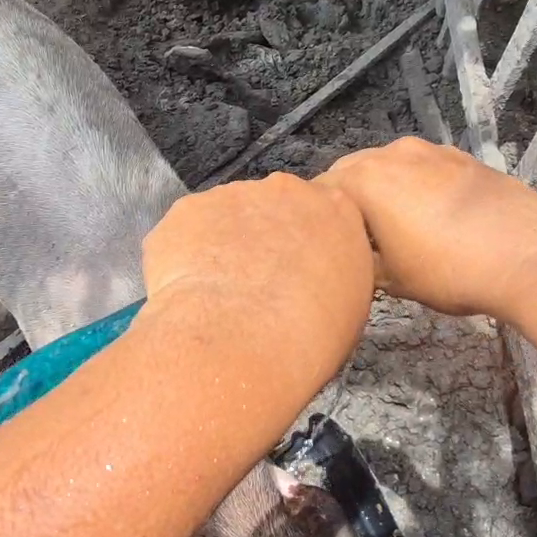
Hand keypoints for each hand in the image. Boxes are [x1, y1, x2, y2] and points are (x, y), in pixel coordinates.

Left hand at [141, 172, 374, 387]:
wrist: (240, 343)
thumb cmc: (304, 338)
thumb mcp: (349, 308)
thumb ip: (333, 275)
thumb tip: (315, 283)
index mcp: (338, 213)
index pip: (331, 203)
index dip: (312, 235)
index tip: (300, 262)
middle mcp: (287, 193)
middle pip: (275, 205)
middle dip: (266, 238)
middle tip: (259, 285)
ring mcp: (235, 196)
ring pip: (228, 216)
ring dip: (225, 248)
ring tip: (223, 297)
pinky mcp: (189, 209)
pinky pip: (188, 229)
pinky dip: (187, 256)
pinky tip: (194, 292)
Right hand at [318, 138, 536, 321]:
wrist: (528, 257)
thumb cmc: (449, 272)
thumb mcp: (392, 281)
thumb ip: (361, 261)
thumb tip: (354, 255)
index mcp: (365, 178)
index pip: (322, 190)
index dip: (319, 220)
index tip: (324, 244)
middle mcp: (394, 153)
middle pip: (356, 171)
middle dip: (351, 200)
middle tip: (356, 239)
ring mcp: (434, 151)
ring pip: (394, 166)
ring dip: (386, 190)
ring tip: (395, 228)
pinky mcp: (466, 159)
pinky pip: (427, 169)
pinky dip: (419, 187)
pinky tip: (434, 218)